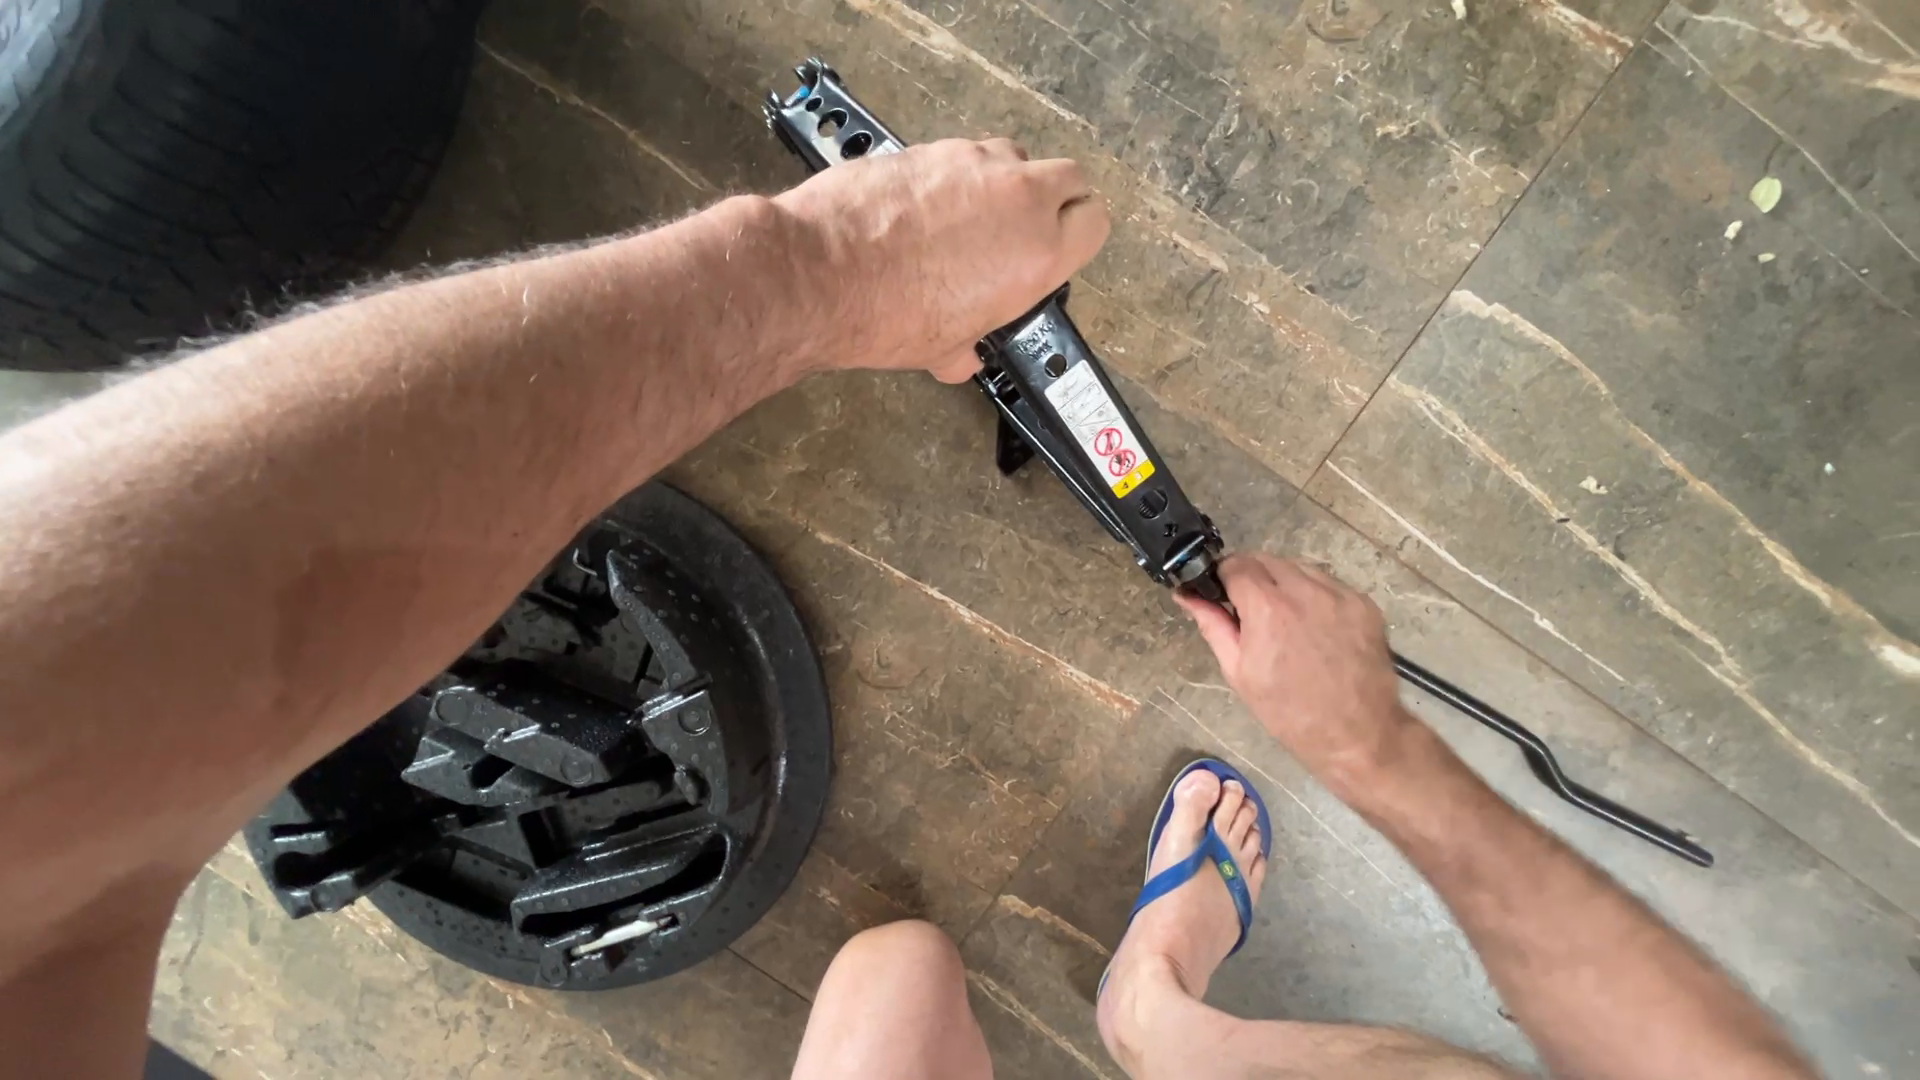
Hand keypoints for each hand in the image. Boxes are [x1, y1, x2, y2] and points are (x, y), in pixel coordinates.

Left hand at [773, 138, 1108, 382]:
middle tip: (1024, 232)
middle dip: (1054, 201)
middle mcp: (1018, 199)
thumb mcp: (943, 347)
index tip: (1061, 249)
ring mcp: (974, 164)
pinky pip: (964, 156)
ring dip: (1005, 185)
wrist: (823, 274)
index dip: (1079, 236)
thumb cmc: (887, 317)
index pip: (1095, 223)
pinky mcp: (932, 147)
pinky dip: (958, 179)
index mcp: (1039, 254)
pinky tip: (927, 210)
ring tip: (972, 221)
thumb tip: (961, 357)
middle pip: (1070, 178)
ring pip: (1015, 159)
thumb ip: (967, 348)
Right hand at [1176, 554, 1414, 794]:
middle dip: (1250, 575)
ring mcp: (1339, 595)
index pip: (1235, 564)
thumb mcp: (1238, 671)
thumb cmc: (1288, 710)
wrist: (1357, 734)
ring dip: (1281, 580)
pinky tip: (1311, 623)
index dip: (1221, 575)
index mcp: (1268, 608)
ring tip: (1281, 616)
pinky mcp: (1364, 603)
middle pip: (1265, 559)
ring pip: (1297, 566)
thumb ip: (1213, 624)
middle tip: (1247, 606)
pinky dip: (1312, 593)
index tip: (1220, 592)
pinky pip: (1327, 583)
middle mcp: (1305, 591)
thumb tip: (1186, 595)